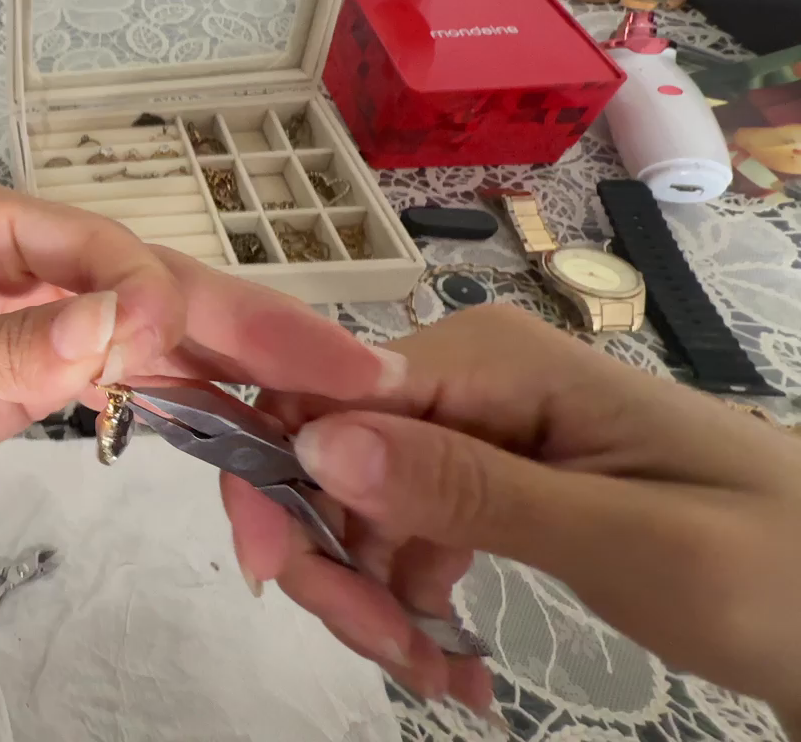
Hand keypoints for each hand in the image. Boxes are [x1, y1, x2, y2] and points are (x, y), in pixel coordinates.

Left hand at [0, 186, 398, 511]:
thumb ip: (6, 345)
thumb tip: (113, 327)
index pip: (97, 245)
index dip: (144, 287)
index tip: (172, 335)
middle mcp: (39, 259)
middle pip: (150, 281)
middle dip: (240, 321)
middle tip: (344, 363)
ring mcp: (58, 314)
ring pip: (161, 328)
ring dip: (239, 362)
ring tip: (332, 397)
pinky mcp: (61, 367)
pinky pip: (142, 371)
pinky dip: (196, 393)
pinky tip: (255, 417)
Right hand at [225, 304, 800, 718]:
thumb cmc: (797, 577)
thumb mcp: (641, 546)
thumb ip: (470, 490)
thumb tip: (311, 445)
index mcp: (480, 356)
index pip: (317, 396)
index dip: (276, 478)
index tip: (282, 579)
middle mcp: (451, 372)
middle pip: (319, 447)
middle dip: (326, 548)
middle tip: (382, 651)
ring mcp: (458, 417)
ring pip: (342, 490)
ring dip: (360, 581)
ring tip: (424, 668)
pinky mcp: (469, 464)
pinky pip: (387, 516)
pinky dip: (393, 584)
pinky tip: (435, 647)